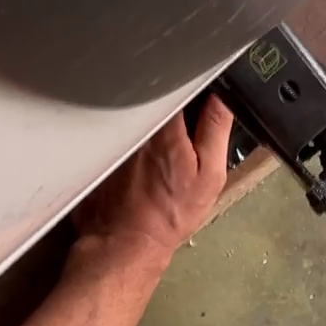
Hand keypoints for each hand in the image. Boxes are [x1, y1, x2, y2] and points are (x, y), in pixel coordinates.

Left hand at [74, 98, 234, 258]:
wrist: (129, 239)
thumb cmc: (169, 213)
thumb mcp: (210, 174)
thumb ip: (216, 130)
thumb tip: (223, 98)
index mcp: (166, 124)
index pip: (183, 86)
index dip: (197, 90)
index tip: (205, 106)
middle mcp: (136, 122)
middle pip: (159, 96)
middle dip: (176, 110)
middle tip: (185, 141)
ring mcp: (116, 133)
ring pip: (140, 112)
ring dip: (154, 124)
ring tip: (163, 159)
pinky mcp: (103, 145)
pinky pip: (122, 130)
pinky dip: (135, 140)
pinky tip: (143, 167)